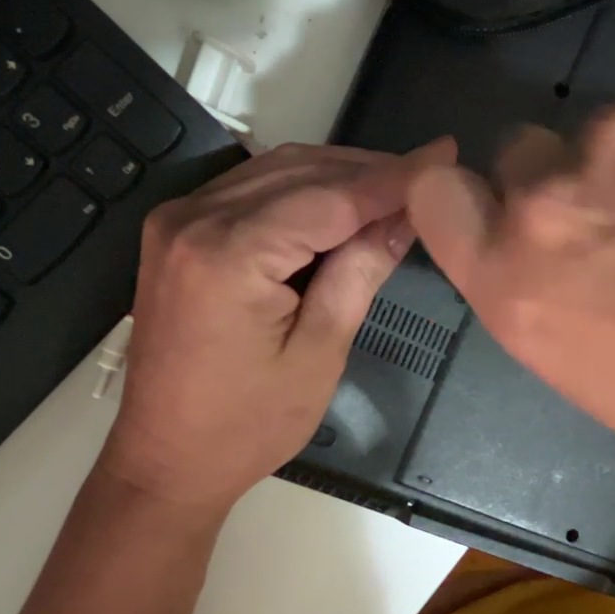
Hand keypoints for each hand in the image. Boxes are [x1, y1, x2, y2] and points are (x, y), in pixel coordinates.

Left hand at [101, 138, 457, 513]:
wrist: (170, 458)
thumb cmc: (250, 424)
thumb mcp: (319, 352)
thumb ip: (359, 274)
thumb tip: (403, 218)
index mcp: (229, 253)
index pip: (329, 196)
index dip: (393, 177)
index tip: (444, 155)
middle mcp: (193, 219)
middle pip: (299, 170)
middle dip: (368, 171)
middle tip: (430, 177)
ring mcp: (177, 222)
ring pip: (274, 172)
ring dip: (337, 177)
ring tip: (396, 192)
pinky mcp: (177, 235)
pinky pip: (250, 193)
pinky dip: (301, 193)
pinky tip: (342, 208)